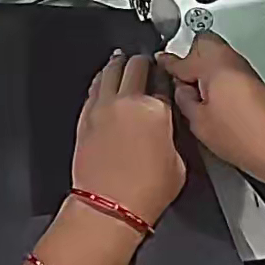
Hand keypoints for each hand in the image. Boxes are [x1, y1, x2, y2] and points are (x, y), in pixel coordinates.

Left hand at [73, 51, 185, 226]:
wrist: (109, 205)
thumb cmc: (144, 192)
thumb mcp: (178, 164)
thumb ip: (172, 137)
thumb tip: (165, 130)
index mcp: (155, 110)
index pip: (163, 82)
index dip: (166, 77)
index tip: (166, 76)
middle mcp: (128, 102)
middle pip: (136, 67)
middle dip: (143, 62)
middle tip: (146, 61)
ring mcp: (103, 107)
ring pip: (110, 71)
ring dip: (119, 63)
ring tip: (122, 58)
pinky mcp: (86, 116)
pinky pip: (93, 88)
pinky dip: (100, 79)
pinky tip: (103, 78)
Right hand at [158, 32, 264, 186]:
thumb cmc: (245, 138)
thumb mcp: (198, 122)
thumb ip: (182, 99)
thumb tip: (179, 89)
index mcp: (213, 66)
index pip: (182, 58)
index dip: (167, 63)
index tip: (161, 63)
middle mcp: (231, 62)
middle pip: (203, 42)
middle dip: (189, 56)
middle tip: (181, 78)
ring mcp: (245, 71)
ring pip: (217, 54)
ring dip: (204, 67)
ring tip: (197, 94)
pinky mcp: (253, 83)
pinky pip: (228, 69)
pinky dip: (217, 78)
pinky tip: (213, 102)